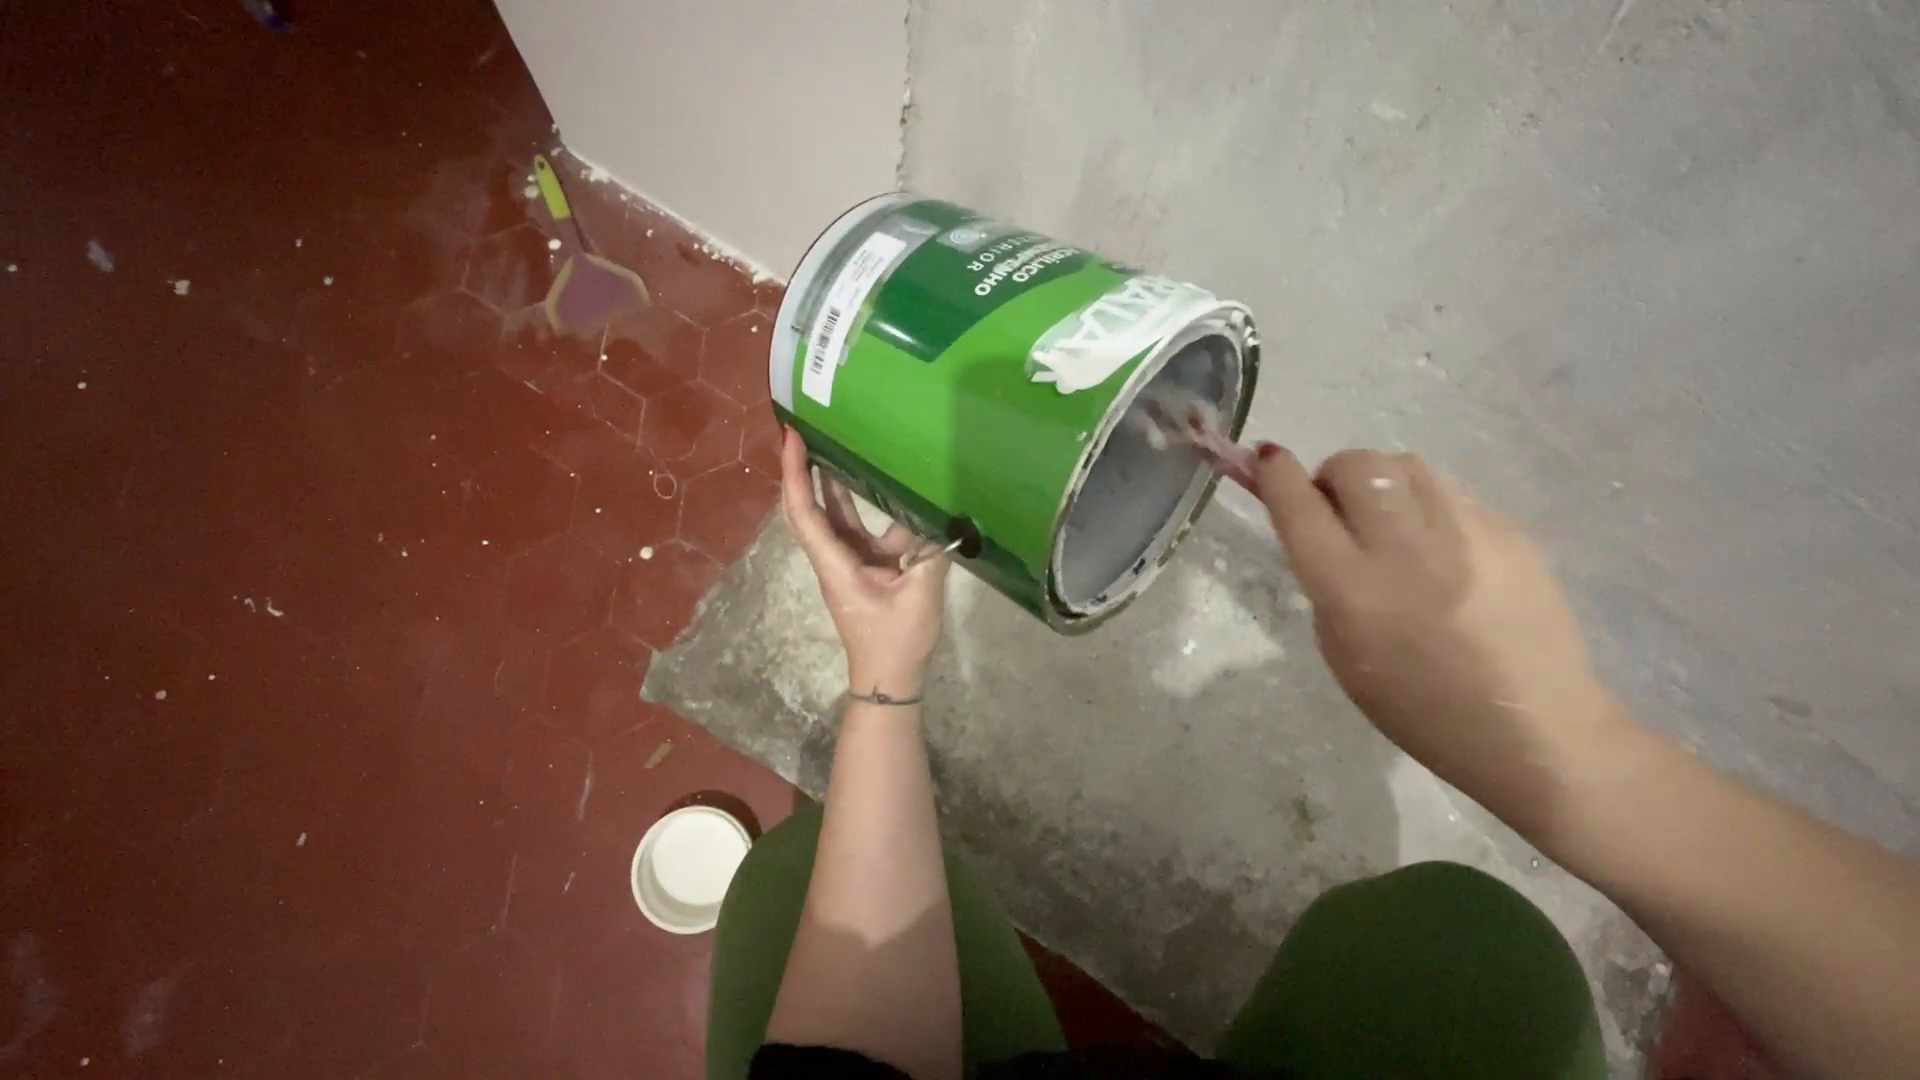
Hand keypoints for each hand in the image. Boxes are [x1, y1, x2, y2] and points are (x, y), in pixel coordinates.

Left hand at [780, 427, 951, 697]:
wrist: (889, 677)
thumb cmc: (897, 640)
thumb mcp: (919, 597)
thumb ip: (929, 554)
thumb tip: (940, 519)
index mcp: (836, 565)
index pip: (805, 513)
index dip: (794, 475)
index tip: (791, 438)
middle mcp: (833, 558)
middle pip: (805, 510)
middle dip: (799, 470)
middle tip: (801, 431)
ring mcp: (847, 562)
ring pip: (830, 516)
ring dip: (827, 483)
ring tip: (832, 444)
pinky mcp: (864, 567)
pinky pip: (856, 529)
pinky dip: (860, 505)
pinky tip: (876, 482)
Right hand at [1255, 445, 1632, 795]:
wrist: (1535, 732)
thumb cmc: (1418, 707)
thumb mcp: (1343, 652)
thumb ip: (1326, 582)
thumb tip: (1323, 527)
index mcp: (1353, 591)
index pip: (1301, 507)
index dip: (1277, 475)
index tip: (1267, 458)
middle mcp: (1406, 549)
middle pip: (1355, 464)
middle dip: (1334, 475)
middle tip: (1339, 507)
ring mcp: (1467, 534)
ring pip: (1406, 465)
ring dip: (1382, 482)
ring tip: (1392, 522)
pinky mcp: (1511, 532)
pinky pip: (1451, 493)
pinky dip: (1428, 507)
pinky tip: (1443, 550)